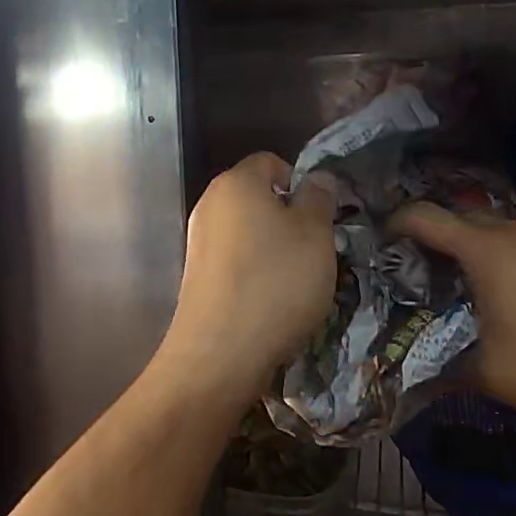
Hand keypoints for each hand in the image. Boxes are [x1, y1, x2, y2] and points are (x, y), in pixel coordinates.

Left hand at [162, 153, 336, 396]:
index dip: (299, 180)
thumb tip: (318, 177)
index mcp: (236, 182)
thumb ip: (319, 198)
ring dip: (274, 247)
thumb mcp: (315, 234)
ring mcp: (198, 242)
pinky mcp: (196, 277)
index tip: (320, 213)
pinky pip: (234, 261)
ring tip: (296, 281)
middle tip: (315, 248)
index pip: (270, 161)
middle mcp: (210, 204)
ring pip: (247, 232)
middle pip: (257, 197)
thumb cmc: (277, 281)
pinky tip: (271, 301)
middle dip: (288, 217)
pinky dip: (254, 272)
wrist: (220, 354)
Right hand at [390, 203, 515, 426]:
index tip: (372, 251)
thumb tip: (408, 379)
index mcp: (482, 248)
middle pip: (451, 220)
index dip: (390, 226)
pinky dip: (484, 263)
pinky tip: (484, 301)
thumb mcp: (490, 373)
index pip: (421, 215)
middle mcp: (508, 234)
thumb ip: (442, 369)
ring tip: (437, 292)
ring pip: (481, 234)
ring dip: (456, 254)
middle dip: (421, 243)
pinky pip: (507, 248)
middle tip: (399, 279)